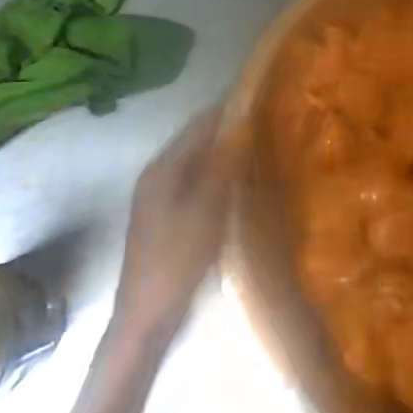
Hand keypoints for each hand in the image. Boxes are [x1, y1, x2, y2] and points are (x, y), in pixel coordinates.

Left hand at [114, 109, 238, 333]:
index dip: (228, 108)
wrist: (146, 316)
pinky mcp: (165, 217)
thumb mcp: (207, 209)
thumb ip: (223, 164)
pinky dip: (217, 173)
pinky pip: (195, 181)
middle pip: (196, 140)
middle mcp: (157, 175)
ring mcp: (158, 197)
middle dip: (227, 128)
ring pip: (196, 161)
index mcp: (163, 167)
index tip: (260, 96)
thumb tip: (240, 123)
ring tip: (259, 146)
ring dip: (223, 151)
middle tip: (266, 121)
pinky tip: (238, 181)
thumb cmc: (177, 259)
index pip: (199, 124)